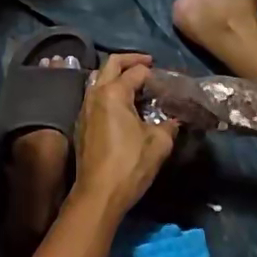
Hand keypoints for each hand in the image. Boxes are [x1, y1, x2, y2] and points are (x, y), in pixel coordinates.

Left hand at [71, 53, 177, 218]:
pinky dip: (109, 91)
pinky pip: (95, 95)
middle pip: (111, 64)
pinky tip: (123, 105)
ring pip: (99, 78)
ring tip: (136, 84)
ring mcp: (85, 108)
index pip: (136, 71)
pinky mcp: (82, 124)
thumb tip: (174, 120)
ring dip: (117, 75)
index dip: (154, 74)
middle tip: (148, 64)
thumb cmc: (129, 164)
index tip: (167, 81)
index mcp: (113, 93)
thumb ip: (169, 124)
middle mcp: (95, 94)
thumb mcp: (159, 143)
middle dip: (131, 60)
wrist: (98, 196)